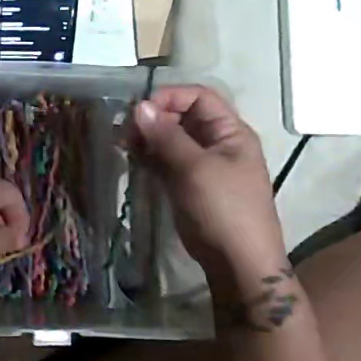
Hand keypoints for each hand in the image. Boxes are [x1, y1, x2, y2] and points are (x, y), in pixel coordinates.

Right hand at [131, 86, 288, 301]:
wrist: (238, 263)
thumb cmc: (223, 209)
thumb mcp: (195, 169)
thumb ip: (166, 136)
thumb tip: (139, 107)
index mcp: (231, 132)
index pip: (199, 97)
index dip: (169, 97)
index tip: (139, 110)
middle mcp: (218, 143)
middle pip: (183, 117)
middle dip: (153, 118)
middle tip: (124, 130)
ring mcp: (203, 166)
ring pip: (171, 139)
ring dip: (147, 138)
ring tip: (122, 144)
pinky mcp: (188, 185)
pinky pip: (166, 161)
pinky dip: (149, 156)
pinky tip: (131, 158)